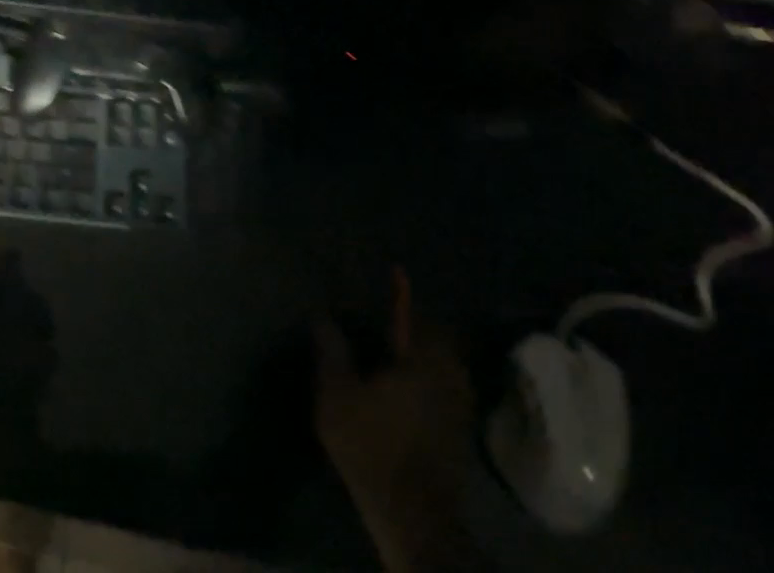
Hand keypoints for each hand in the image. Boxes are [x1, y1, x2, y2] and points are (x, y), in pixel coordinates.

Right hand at [315, 273, 477, 571]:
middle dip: (411, 324)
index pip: (418, 317)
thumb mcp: (337, 391)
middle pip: (434, 339)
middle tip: (382, 311)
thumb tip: (322, 316)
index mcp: (425, 362)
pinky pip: (439, 384)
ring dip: (417, 351)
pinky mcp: (455, 427)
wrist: (409, 507)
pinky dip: (421, 373)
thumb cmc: (369, 441)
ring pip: (440, 364)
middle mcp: (451, 377)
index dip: (403, 296)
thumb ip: (332, 351)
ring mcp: (459, 404)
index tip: (394, 274)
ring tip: (386, 342)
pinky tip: (396, 379)